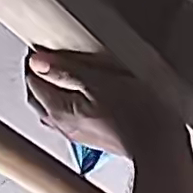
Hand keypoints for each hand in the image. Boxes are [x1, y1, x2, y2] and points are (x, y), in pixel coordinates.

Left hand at [25, 50, 177, 159]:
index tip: (48, 48)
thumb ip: (65, 71)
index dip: (38, 61)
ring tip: (72, 74)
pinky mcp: (94, 138)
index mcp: (58, 110)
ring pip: (55, 108)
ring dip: (58, 91)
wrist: (160, 145)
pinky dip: (74, 104)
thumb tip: (38, 62)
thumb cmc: (136, 113)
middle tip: (54, 59)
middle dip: (43, 77)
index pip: (33, 81)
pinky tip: (90, 96)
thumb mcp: (99, 81)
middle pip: (39, 98)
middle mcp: (63, 125)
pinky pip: (73, 118)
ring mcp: (78, 134)